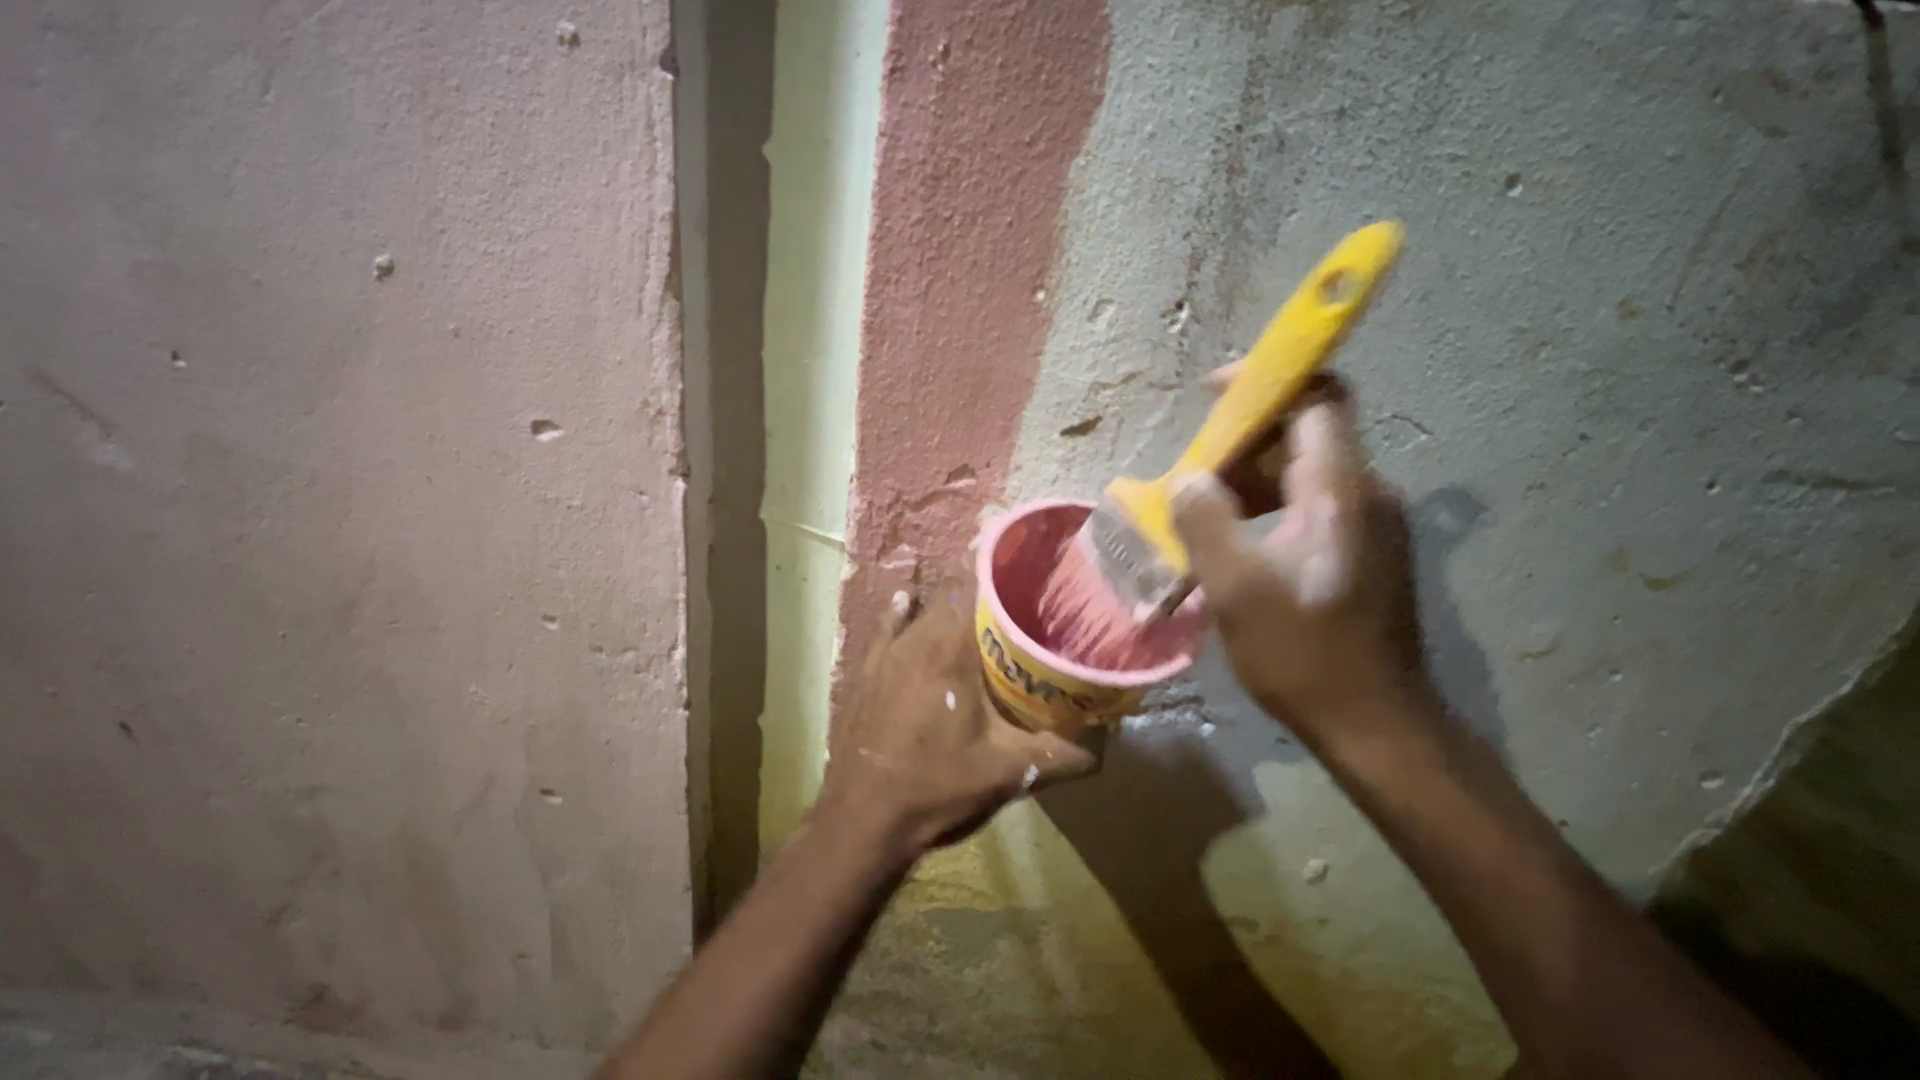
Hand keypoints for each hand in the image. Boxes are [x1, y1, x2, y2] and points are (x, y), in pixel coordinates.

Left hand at [817, 585, 1097, 857]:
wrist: (863, 819)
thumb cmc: (936, 787)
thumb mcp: (1008, 773)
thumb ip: (1062, 755)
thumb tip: (1105, 745)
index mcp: (950, 648)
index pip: (977, 583)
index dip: (1004, 566)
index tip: (1033, 562)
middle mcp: (915, 638)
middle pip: (953, 594)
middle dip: (987, 588)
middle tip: (1020, 593)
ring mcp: (885, 654)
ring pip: (922, 610)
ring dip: (950, 603)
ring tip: (981, 602)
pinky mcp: (866, 672)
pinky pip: (887, 628)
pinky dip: (902, 611)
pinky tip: (906, 598)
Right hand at [1172, 378, 1429, 735]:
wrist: (1377, 724)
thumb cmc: (1305, 654)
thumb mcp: (1237, 589)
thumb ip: (1206, 521)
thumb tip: (1190, 479)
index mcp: (1340, 490)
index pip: (1319, 397)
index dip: (1267, 381)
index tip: (1213, 394)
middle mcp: (1368, 494)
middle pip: (1308, 433)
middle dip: (1245, 441)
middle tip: (1192, 474)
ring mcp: (1375, 525)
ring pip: (1309, 474)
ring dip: (1254, 480)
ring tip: (1204, 514)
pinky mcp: (1371, 554)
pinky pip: (1317, 507)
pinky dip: (1274, 509)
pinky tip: (1238, 548)